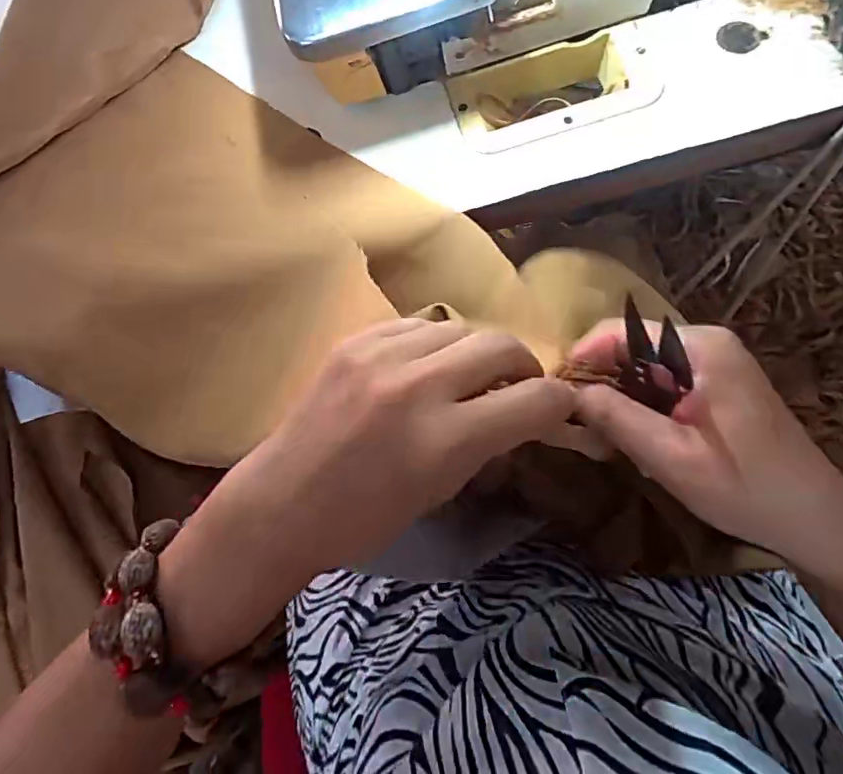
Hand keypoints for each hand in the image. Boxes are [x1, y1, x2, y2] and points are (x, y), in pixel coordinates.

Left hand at [200, 317, 575, 574]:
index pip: (533, 400)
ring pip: (461, 327)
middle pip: (502, 345)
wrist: (283, 501)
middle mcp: (416, 387)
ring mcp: (380, 355)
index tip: (558, 407)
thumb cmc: (364, 517)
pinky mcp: (355, 340)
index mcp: (442, 441)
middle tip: (517, 385)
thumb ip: (488, 442)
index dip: (559, 403)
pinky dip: (434, 343)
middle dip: (524, 365)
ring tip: (466, 375)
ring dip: (476, 352)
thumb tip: (527, 410)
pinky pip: (418, 324)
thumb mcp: (441, 490)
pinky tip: (423, 365)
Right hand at [569, 321, 842, 573]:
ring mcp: (716, 360)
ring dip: (621, 394)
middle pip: (631, 345)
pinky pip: (664, 379)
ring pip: (645, 364)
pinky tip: (639, 436)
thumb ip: (618, 418)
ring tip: (603, 434)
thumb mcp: (673, 459)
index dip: (581, 358)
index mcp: (700, 347)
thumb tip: (569, 391)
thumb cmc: (749, 490)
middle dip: (601, 380)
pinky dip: (643, 402)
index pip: (618, 331)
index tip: (556, 395)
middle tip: (579, 423)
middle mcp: (707, 341)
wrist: (819, 521)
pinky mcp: (719, 381)